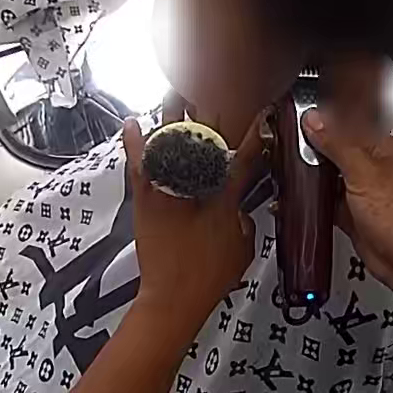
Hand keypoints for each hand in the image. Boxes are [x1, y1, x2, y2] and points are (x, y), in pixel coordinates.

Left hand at [123, 114, 265, 335]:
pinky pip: (139, 166)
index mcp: (225, 199)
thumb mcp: (243, 249)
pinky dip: (134, 145)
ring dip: (174, 119)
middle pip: (203, 142)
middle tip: (212, 93)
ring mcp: (167, 193)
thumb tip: (237, 210)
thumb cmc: (208, 277)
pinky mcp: (145, 201)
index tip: (262, 114)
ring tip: (175, 95)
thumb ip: (244, 223)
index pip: (245, 160)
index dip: (255, 136)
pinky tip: (130, 124)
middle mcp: (194, 189)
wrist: (173, 298)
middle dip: (210, 115)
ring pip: (170, 146)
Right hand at [301, 92, 392, 294]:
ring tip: (292, 170)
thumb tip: (315, 120)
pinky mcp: (356, 215)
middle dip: (317, 151)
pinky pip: (331, 203)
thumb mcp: (363, 173)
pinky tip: (302, 198)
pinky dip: (317, 201)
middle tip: (292, 148)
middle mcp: (377, 169)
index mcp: (387, 149)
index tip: (301, 121)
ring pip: (334, 178)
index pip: (351, 126)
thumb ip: (337, 145)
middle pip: (340, 152)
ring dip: (315, 177)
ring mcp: (366, 193)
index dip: (326, 123)